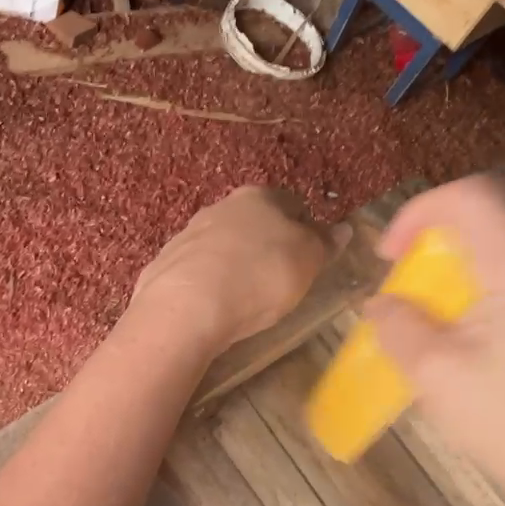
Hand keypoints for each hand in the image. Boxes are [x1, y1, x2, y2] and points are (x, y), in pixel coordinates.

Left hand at [132, 186, 331, 351]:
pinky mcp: (163, 266)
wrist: (186, 308)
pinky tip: (211, 308)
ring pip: (220, 247)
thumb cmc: (259, 277)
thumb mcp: (307, 261)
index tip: (309, 258)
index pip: (291, 204)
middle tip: (277, 280)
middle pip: (252, 224)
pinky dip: (206, 285)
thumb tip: (341, 229)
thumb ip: (324, 243)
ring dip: (233, 265)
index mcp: (258, 197)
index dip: (305, 230)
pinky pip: (194, 273)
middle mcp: (218, 207)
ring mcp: (186, 235)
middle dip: (265, 246)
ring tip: (242, 299)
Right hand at [363, 174, 504, 505]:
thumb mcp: (436, 375)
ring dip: (461, 272)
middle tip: (406, 293)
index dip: (419, 212)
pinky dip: (489, 289)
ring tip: (434, 322)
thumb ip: (399, 325)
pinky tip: (473, 338)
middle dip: (437, 248)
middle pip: (491, 220)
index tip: (388, 256)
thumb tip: (380, 303)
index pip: (472, 196)